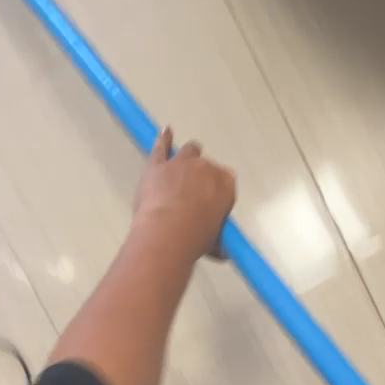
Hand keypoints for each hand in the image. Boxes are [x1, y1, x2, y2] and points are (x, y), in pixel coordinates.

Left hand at [133, 127, 235, 259]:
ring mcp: (181, 163)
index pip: (226, 183)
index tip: (210, 205)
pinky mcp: (158, 164)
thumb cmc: (195, 240)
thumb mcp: (214, 242)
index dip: (217, 193)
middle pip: (206, 167)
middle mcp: (206, 168)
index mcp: (226, 185)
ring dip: (187, 158)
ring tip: (184, 166)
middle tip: (193, 195)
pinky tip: (166, 132)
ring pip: (189, 152)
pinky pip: (162, 146)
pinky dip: (164, 139)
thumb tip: (221, 252)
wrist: (167, 233)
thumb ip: (217, 240)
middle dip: (201, 178)